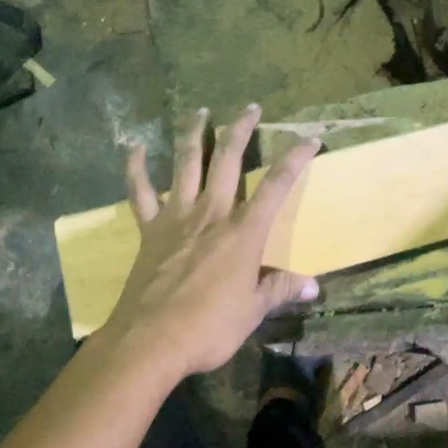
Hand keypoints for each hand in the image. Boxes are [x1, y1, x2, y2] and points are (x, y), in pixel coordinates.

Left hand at [98, 104, 320, 378]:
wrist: (150, 340)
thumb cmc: (209, 328)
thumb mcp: (252, 312)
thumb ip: (279, 290)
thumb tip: (312, 284)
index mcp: (243, 232)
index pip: (276, 186)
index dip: (295, 159)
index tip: (309, 138)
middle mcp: (212, 213)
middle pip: (229, 160)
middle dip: (241, 130)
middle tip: (250, 107)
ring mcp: (177, 217)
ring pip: (187, 164)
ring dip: (194, 134)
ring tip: (199, 111)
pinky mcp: (149, 229)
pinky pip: (140, 192)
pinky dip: (136, 169)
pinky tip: (135, 147)